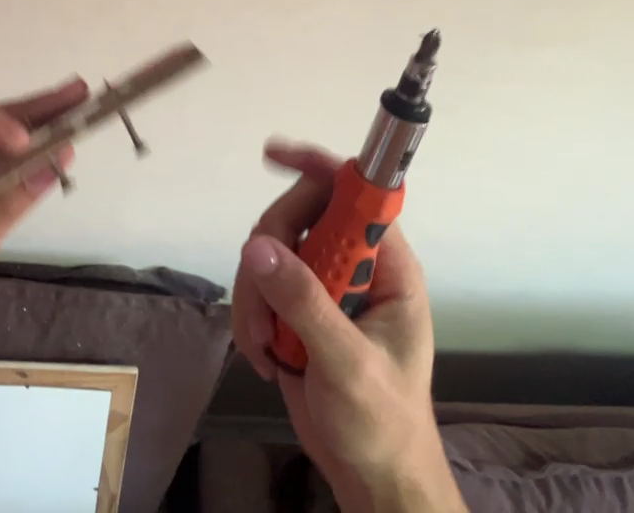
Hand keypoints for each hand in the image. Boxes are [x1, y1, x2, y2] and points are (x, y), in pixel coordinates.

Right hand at [232, 142, 463, 512]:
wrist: (371, 476)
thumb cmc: (382, 423)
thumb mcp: (348, 363)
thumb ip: (305, 303)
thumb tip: (258, 245)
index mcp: (385, 265)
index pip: (355, 193)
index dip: (318, 166)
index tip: (273, 156)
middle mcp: (352, 264)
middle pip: (295, 215)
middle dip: (269, 255)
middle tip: (263, 303)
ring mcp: (321, 285)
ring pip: (266, 250)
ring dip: (254, 299)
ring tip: (266, 347)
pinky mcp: (294, 308)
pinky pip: (254, 284)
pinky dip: (248, 319)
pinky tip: (265, 357)